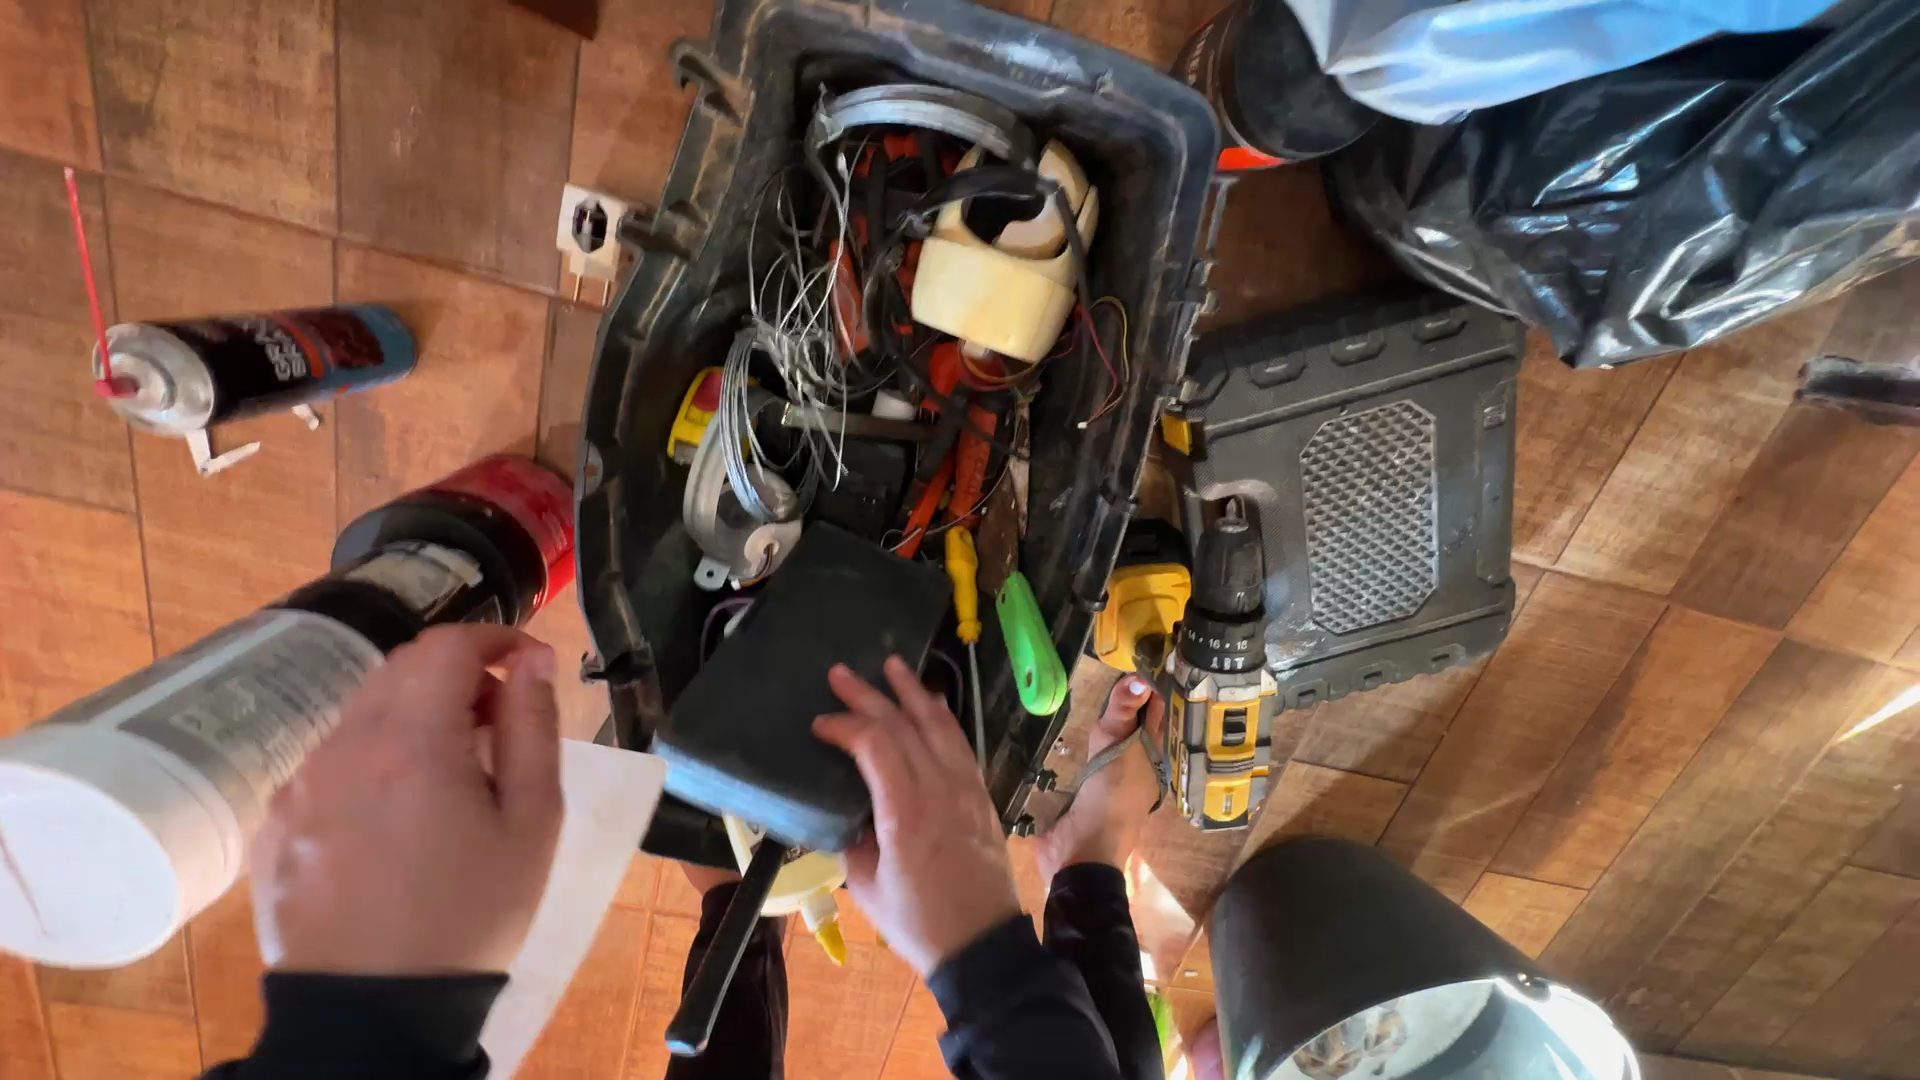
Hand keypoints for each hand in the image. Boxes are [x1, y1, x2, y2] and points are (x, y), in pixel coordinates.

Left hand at [252, 624, 563, 974]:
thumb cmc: (475, 909)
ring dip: (421, 710)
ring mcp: (298, 786)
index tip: (532, 663)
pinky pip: (335, 754)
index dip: (497, 638)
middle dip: (463, 672)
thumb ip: (534, 725)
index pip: (447, 647)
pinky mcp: (276, 821)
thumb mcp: (533, 816)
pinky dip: (382, 749)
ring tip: (460, 764)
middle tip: (505, 717)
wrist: (374, 1015)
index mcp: (411, 745)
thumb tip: (535, 660)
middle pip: (403, 667)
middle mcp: (341, 750)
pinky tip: (408, 804)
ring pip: (366, 708)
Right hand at [813, 656, 1020, 975]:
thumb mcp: (868, 886)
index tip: (820, 724)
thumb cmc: (918, 922)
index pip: (874, 745)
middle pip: (902, 725)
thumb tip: (848, 811)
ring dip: (911, 691)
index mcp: (905, 810)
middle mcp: (938, 787)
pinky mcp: (980, 792)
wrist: (983, 944)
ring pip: (937, 723)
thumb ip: (855, 839)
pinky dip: (941, 715)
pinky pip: (959, 741)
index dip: (844, 726)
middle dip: (868, 695)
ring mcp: (965, 786)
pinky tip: (930, 702)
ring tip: (891, 664)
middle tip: (841, 672)